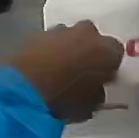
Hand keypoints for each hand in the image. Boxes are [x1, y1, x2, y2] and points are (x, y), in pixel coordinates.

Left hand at [8, 21, 123, 121]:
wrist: (23, 89)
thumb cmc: (64, 100)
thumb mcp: (89, 107)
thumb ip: (97, 94)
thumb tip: (95, 90)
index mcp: (107, 49)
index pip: (115, 55)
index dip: (106, 68)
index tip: (99, 80)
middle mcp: (87, 32)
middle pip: (92, 41)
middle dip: (87, 53)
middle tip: (77, 73)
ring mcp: (60, 30)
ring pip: (69, 38)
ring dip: (65, 50)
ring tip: (55, 70)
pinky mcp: (37, 33)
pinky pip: (48, 42)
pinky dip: (46, 51)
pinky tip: (40, 67)